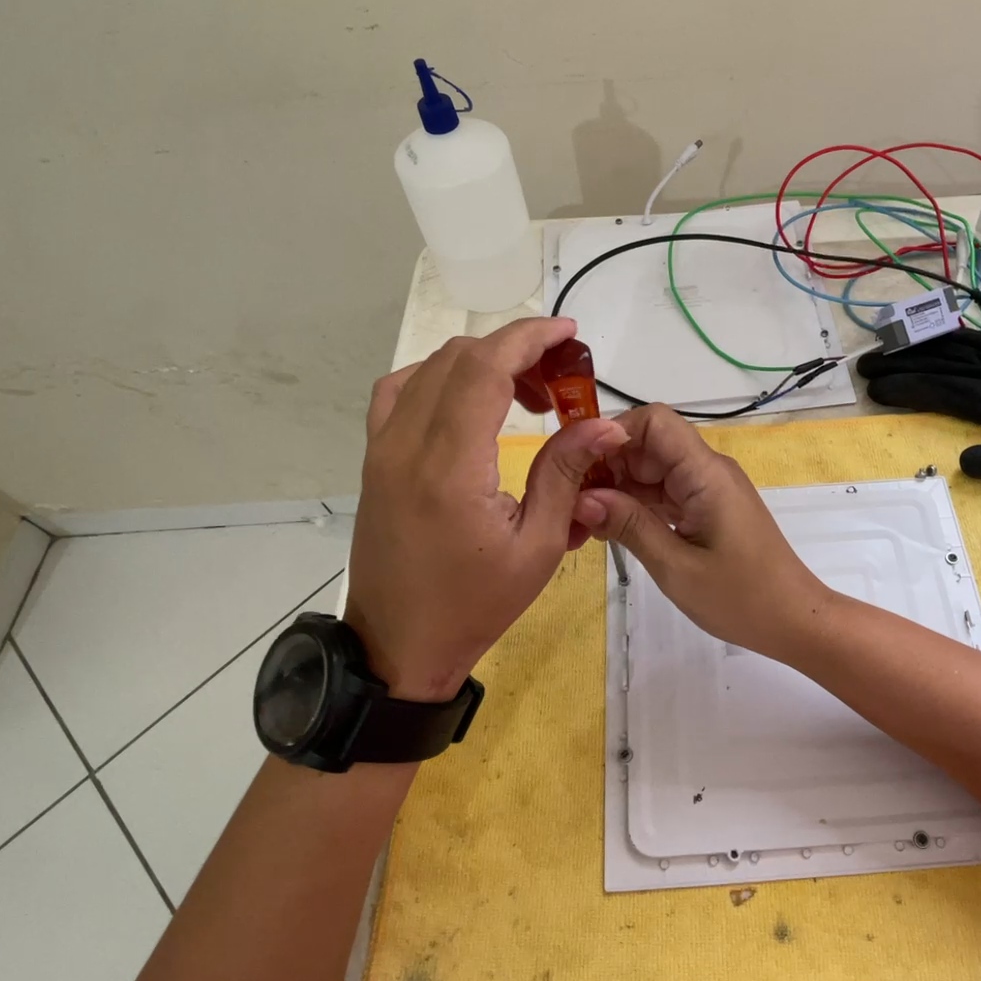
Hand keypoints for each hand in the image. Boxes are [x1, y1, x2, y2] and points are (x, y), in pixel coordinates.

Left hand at [346, 318, 627, 700]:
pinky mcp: (374, 460)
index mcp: (450, 467)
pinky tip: (469, 405)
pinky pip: (400, 393)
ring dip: (479, 363)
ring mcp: (382, 450)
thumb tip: (606, 424)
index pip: (485, 369)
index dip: (529, 339)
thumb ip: (566, 474)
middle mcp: (406, 445)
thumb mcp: (537, 547)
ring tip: (522, 394)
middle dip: (514, 351)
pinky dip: (439, 379)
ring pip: (427, 369)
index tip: (568, 334)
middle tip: (559, 383)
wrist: (399, 645)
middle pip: (458, 359)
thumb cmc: (475, 605)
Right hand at [570, 404, 833, 656]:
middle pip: (649, 444)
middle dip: (608, 464)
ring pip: (653, 469)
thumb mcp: (675, 567)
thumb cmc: (740, 597)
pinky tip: (610, 529)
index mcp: (705, 473)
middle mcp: (707, 470)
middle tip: (570, 503)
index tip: (579, 465)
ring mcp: (709, 489)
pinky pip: (665, 492)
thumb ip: (629, 526)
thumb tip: (581, 497)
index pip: (655, 421)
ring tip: (582, 520)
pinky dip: (638, 505)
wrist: (794, 620)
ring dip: (619, 488)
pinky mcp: (708, 508)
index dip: (613, 433)